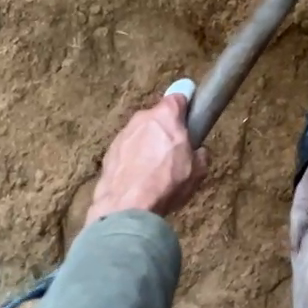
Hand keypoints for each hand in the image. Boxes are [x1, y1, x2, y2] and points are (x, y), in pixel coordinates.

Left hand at [85, 92, 208, 222]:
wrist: (125, 210)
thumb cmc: (166, 184)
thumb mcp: (197, 171)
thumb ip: (200, 154)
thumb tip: (198, 152)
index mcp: (166, 116)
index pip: (179, 97)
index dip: (185, 108)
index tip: (189, 122)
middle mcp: (142, 118)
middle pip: (157, 117)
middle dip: (165, 129)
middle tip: (173, 152)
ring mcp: (122, 135)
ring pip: (140, 134)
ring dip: (146, 145)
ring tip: (152, 172)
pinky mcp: (108, 154)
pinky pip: (126, 150)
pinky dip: (131, 160)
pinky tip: (136, 181)